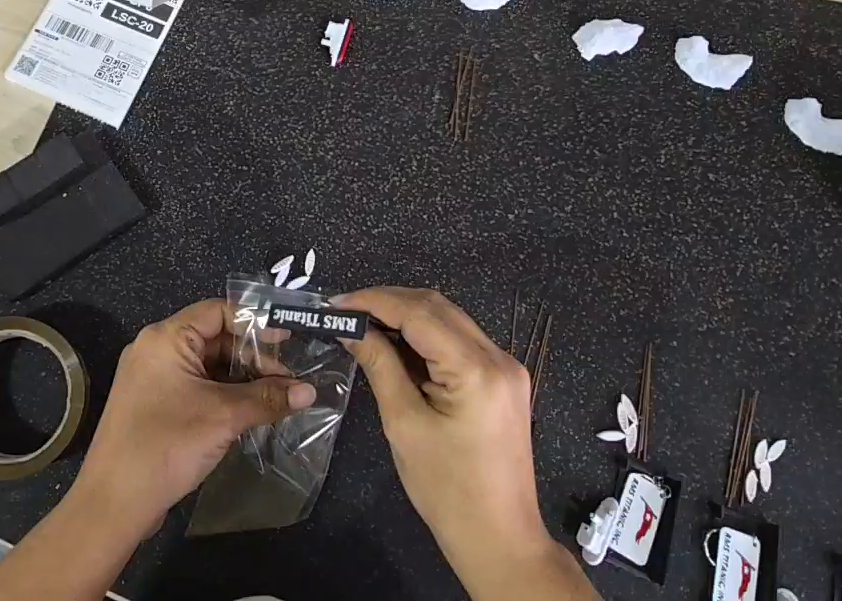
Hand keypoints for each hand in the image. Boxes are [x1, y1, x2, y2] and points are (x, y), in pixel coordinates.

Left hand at [72, 298, 315, 534]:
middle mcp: (155, 348)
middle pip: (213, 338)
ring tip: (275, 397)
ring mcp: (152, 377)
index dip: (254, 322)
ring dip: (240, 378)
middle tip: (288, 379)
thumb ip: (267, 398)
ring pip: (206, 365)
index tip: (288, 340)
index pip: (217, 311)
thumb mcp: (223, 417)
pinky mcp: (153, 403)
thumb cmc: (167, 445)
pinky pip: (194, 385)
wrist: (113, 501)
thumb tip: (310, 392)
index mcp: (166, 337)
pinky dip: (222, 393)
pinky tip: (248, 411)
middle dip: (252, 357)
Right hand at [333, 287, 558, 577]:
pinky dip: (425, 334)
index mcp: (477, 370)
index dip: (374, 301)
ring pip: (448, 318)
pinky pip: (459, 339)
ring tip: (363, 323)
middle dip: (388, 302)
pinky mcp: (503, 379)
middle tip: (345, 311)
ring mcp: (506, 367)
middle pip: (436, 307)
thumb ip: (379, 366)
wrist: (500, 540)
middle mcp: (499, 358)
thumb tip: (350, 329)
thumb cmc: (447, 489)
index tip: (335, 303)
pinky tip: (395, 342)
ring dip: (405, 315)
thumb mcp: (404, 424)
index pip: (419, 313)